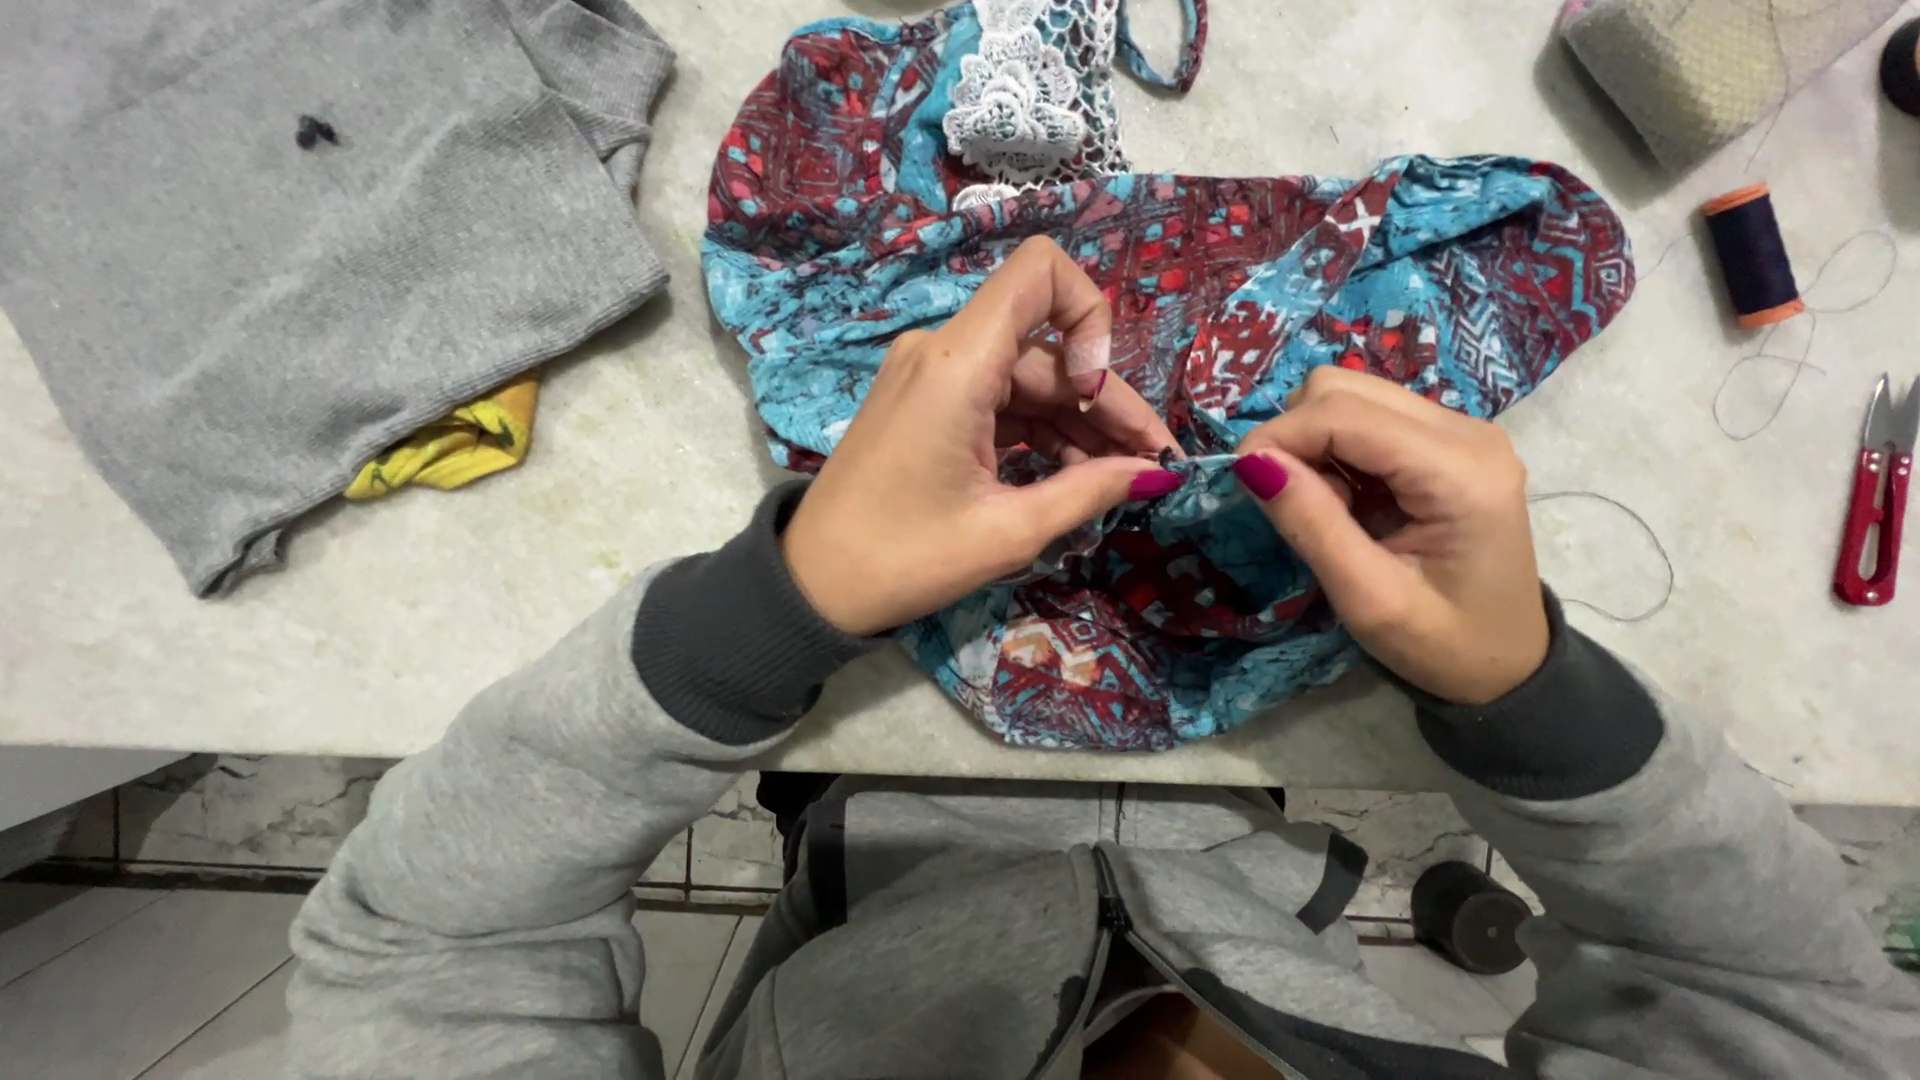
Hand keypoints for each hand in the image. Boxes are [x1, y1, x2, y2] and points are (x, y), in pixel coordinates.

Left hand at [782, 237, 1180, 635]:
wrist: (813, 585)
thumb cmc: (904, 560)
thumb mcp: (1007, 532)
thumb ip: (1089, 491)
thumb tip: (1155, 470)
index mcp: (957, 364)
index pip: (1039, 271)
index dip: (1091, 315)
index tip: (1100, 392)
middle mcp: (942, 351)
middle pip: (1046, 348)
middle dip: (1106, 402)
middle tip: (1153, 462)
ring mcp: (930, 377)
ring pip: (1027, 379)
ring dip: (1078, 424)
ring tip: (1123, 479)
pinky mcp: (926, 405)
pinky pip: (998, 402)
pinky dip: (1039, 433)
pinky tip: (1075, 476)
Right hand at [1232, 367, 1548, 704]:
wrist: (1506, 663)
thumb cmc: (1441, 643)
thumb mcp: (1368, 599)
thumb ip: (1311, 524)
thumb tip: (1250, 461)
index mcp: (1459, 471)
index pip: (1343, 412)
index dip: (1278, 436)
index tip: (1239, 480)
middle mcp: (1466, 431)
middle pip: (1343, 386)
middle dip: (1294, 434)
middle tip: (1289, 499)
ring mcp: (1458, 430)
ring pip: (1349, 393)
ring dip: (1312, 440)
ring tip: (1323, 502)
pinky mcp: (1442, 439)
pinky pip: (1363, 416)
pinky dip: (1332, 448)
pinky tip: (1344, 496)